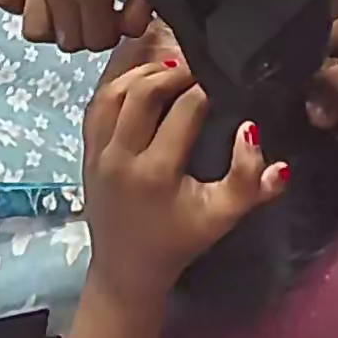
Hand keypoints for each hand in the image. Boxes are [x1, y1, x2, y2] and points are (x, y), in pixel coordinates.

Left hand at [68, 61, 287, 337]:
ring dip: (146, 73)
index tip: (225, 81)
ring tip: (174, 68)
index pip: (185, 109)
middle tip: (201, 66)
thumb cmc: (180, 240)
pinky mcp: (86, 152)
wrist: (127, 271)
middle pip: (145, 91)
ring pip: (115, 91)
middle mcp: (120, 157)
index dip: (208, 88)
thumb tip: (252, 130)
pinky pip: (98, 104)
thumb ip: (250, 180)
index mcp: (156, 172)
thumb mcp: (223, 216)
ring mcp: (97, 153)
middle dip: (176, 71)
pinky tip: (143, 78)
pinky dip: (119, 83)